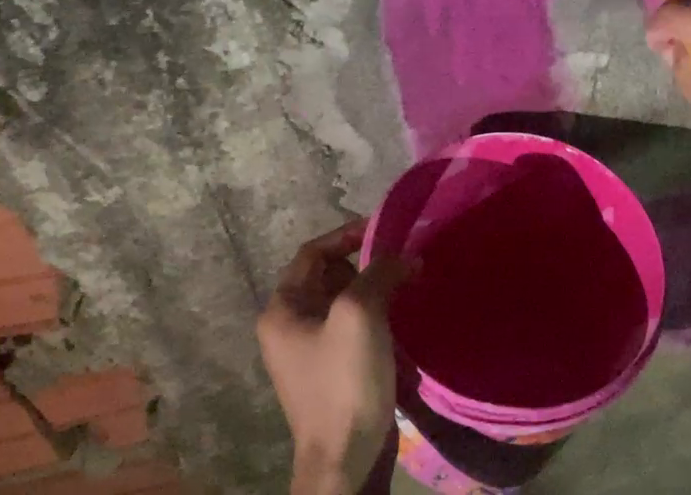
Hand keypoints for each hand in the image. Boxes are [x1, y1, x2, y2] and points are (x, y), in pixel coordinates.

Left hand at [257, 219, 410, 494]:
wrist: (345, 460)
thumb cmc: (344, 381)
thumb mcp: (360, 314)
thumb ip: (380, 272)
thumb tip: (404, 256)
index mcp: (282, 309)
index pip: (313, 252)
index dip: (347, 235)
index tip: (386, 231)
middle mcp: (288, 327)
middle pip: (330, 275)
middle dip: (366, 266)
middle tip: (401, 264)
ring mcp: (309, 353)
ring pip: (345, 302)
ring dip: (376, 293)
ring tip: (407, 290)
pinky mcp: (332, 373)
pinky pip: (354, 330)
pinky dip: (377, 320)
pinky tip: (401, 324)